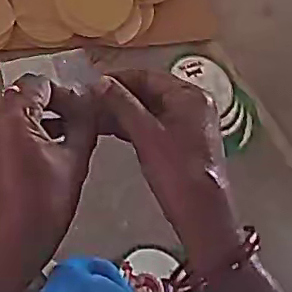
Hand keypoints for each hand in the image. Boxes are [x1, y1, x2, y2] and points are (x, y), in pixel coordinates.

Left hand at [0, 74, 101, 277]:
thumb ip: (84, 119)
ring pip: (26, 107)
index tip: (87, 108)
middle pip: (32, 92)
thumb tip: (90, 99)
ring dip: (51, 114)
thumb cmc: (44, 200)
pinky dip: (40, 126)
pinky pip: (20, 123)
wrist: (18, 237)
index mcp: (13, 114)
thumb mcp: (74, 155)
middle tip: (85, 118)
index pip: (42, 84)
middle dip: (60, 102)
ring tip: (78, 131)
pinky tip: (63, 143)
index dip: (68, 93)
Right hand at [96, 70, 244, 262]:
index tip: (93, 84)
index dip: (118, 79)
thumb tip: (100, 82)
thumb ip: (122, 104)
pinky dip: (133, 125)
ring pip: (150, 109)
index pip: (148, 76)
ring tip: (94, 115)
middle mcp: (193, 104)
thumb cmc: (177, 172)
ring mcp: (190, 124)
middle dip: (119, 96)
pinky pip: (154, 124)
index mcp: (189, 95)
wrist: (202, 216)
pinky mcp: (184, 142)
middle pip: (149, 91)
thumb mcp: (145, 134)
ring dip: (123, 112)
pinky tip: (111, 129)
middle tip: (90, 101)